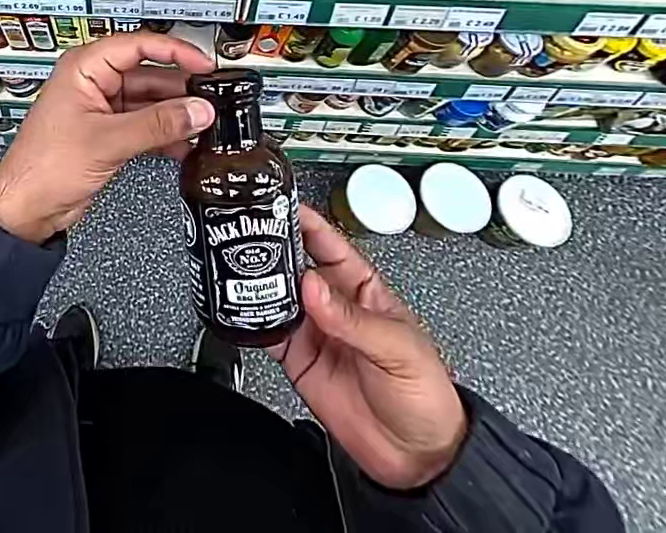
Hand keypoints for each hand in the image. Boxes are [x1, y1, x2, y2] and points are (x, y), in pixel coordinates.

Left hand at [0, 32, 215, 243]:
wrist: (26, 210)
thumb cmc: (42, 168)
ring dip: (176, 114)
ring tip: (202, 125)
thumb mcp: (107, 141)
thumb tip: (196, 110)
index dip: (175, 52)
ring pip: (152, 101)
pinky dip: (166, 133)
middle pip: (150, 74)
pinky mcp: (110, 132)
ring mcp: (104, 108)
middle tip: (209, 101)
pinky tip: (184, 144)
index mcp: (85, 68)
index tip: (203, 64)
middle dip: (180, 90)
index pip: (139, 45)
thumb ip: (158, 124)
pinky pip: (147, 124)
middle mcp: (95, 82)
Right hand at [271, 206, 466, 490]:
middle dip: (273, 248)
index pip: (330, 243)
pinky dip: (254, 322)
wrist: (419, 459)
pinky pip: (269, 333)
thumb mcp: (396, 347)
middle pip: (296, 264)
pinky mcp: (299, 360)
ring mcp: (314, 330)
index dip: (306, 222)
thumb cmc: (425, 393)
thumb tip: (313, 286)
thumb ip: (352, 319)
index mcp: (362, 288)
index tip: (282, 206)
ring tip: (240, 273)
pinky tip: (245, 313)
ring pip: (278, 295)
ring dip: (260, 284)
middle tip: (250, 238)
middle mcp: (334, 303)